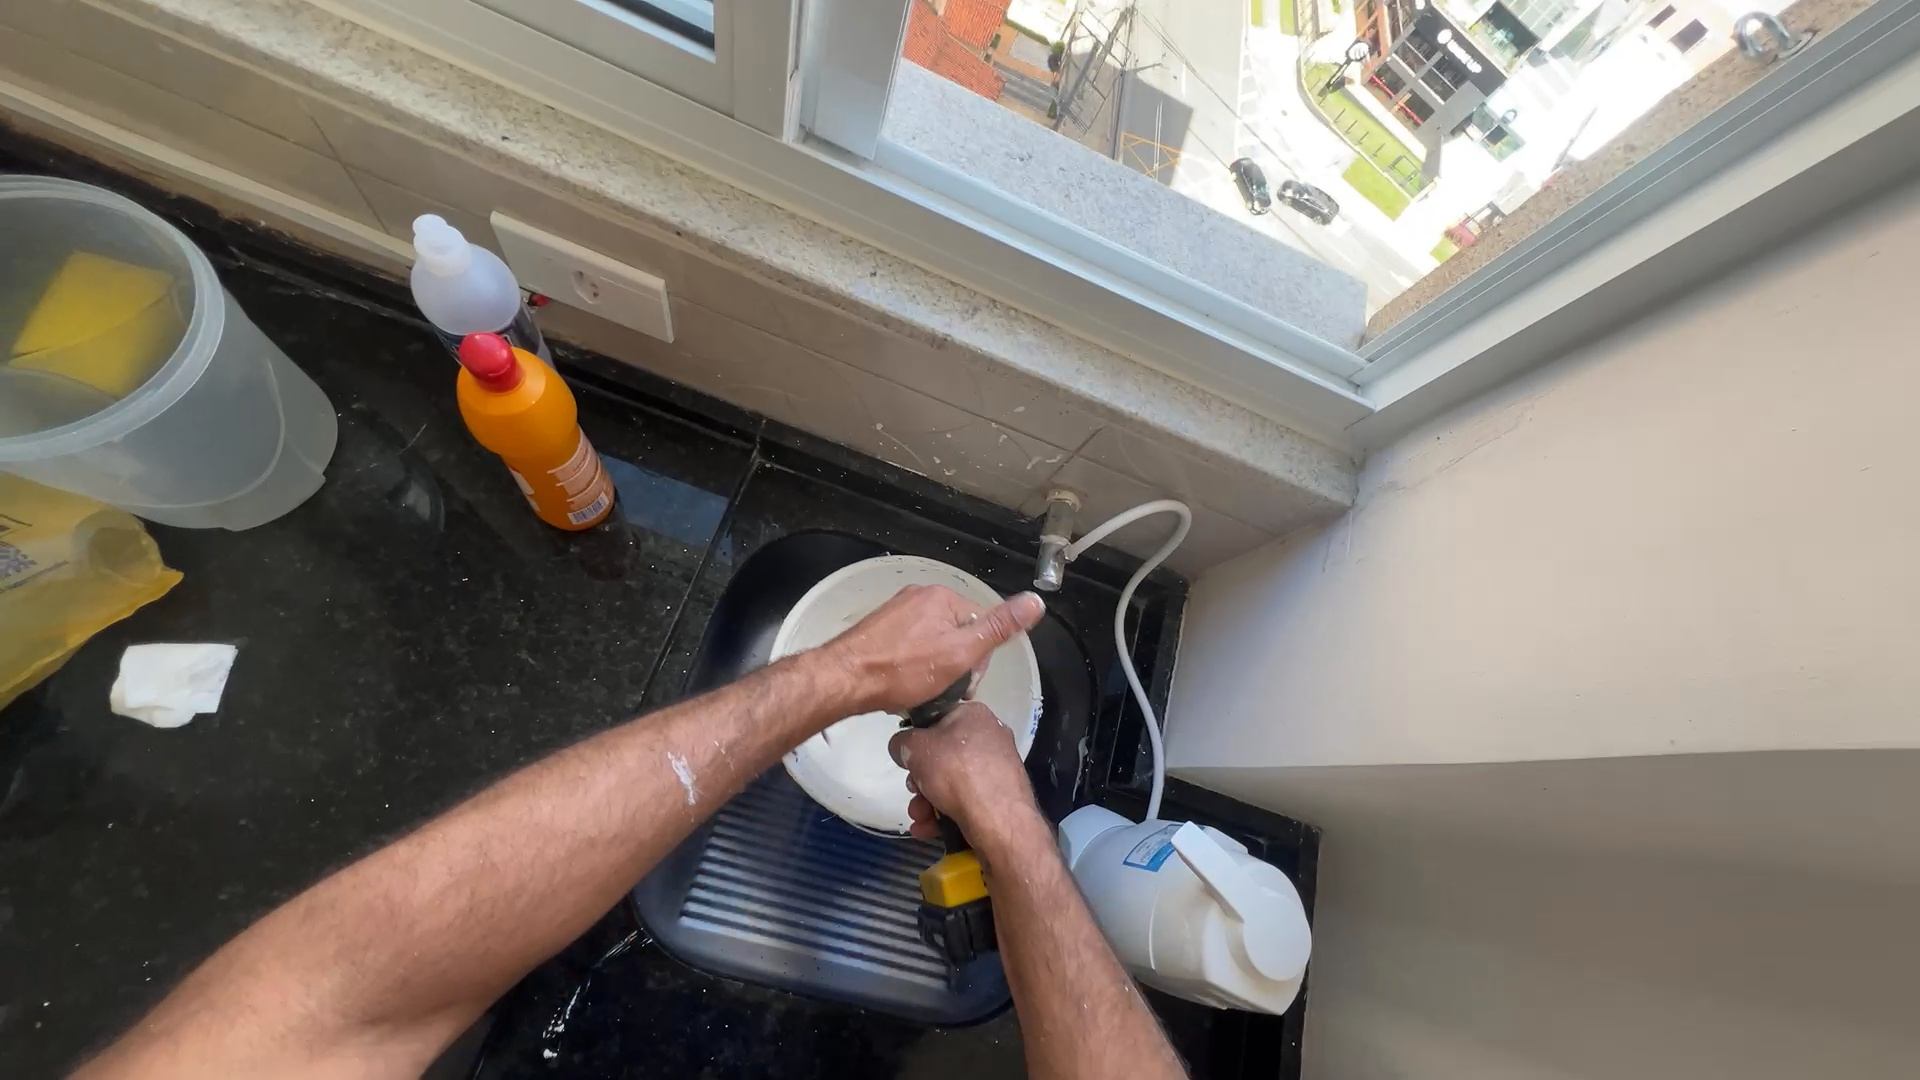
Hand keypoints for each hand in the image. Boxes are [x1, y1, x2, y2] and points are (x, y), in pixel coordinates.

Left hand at [821, 585, 1044, 715]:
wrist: (844, 680)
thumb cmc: (904, 670)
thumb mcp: (961, 652)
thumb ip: (999, 627)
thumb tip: (1036, 601)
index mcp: (943, 597)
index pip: (981, 626)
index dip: (978, 660)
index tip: (963, 685)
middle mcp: (919, 596)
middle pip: (957, 633)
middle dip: (956, 665)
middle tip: (943, 693)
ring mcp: (896, 611)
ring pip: (933, 642)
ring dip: (934, 669)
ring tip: (921, 693)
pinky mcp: (879, 628)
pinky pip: (909, 645)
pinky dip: (912, 665)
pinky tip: (904, 685)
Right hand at [887, 702, 1042, 853]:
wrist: (999, 819)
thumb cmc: (955, 771)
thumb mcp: (915, 748)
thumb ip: (902, 742)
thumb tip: (903, 747)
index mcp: (974, 714)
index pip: (937, 718)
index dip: (917, 737)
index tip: (907, 758)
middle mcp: (990, 737)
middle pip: (942, 755)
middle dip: (920, 778)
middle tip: (913, 791)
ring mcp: (997, 768)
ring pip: (951, 781)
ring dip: (927, 800)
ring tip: (919, 817)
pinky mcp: (1000, 797)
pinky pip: (965, 800)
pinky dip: (944, 813)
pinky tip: (927, 828)